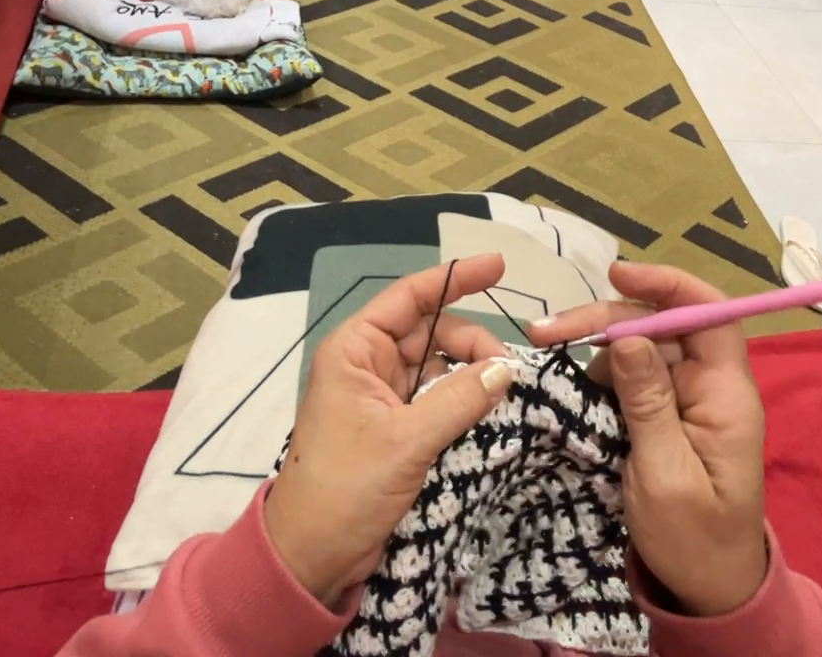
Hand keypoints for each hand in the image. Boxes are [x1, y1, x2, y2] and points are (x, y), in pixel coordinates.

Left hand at [264, 254, 514, 604]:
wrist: (313, 555)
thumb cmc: (347, 486)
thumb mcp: (406, 440)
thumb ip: (459, 399)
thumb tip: (507, 368)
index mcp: (355, 349)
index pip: (409, 298)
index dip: (454, 278)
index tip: (498, 266)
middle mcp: (368, 362)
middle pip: (430, 330)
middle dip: (471, 340)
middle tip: (508, 369)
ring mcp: (382, 393)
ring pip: (437, 363)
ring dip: (470, 369)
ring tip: (504, 389)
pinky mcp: (395, 424)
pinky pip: (436, 395)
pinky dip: (462, 395)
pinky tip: (489, 403)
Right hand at [530, 262, 768, 616]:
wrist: (703, 589)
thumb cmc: (693, 538)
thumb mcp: (664, 473)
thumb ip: (647, 402)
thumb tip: (626, 336)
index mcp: (726, 395)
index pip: (709, 314)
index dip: (668, 284)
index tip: (616, 276)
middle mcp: (706, 384)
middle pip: (659, 324)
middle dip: (603, 318)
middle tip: (545, 330)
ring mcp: (682, 396)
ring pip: (636, 343)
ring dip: (591, 342)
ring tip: (546, 348)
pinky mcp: (659, 410)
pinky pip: (626, 372)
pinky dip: (594, 369)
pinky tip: (566, 378)